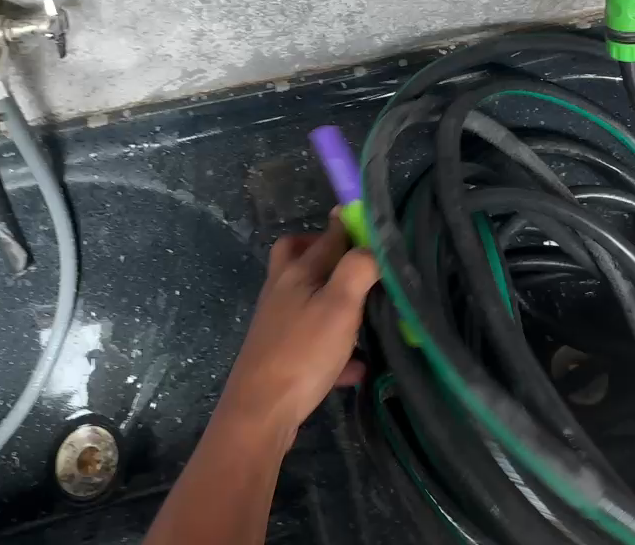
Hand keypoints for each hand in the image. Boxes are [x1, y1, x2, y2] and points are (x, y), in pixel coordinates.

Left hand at [217, 215, 379, 440]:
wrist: (261, 411)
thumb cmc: (302, 351)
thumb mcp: (340, 305)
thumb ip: (358, 269)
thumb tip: (373, 243)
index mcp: (297, 272)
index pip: (325, 237)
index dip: (348, 226)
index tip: (372, 224)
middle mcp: (283, 290)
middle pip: (297, 256)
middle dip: (323, 251)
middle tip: (352, 260)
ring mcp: (277, 322)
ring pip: (303, 297)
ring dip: (329, 298)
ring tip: (361, 309)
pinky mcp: (279, 355)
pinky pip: (310, 342)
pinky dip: (333, 347)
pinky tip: (357, 365)